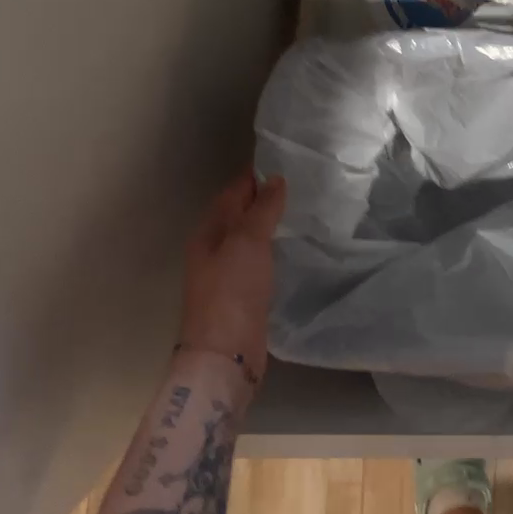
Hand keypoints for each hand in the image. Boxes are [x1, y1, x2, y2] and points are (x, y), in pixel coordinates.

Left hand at [178, 171, 286, 385]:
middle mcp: (214, 249)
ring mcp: (228, 273)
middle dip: (265, 196)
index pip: (232, 192)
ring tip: (304, 209)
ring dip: (271, 222)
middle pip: (240, 213)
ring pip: (251, 236)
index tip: (287, 160)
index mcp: (208, 232)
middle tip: (303, 182)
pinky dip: (275, 247)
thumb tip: (275, 179)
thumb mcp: (248, 241)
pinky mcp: (244, 294)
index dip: (255, 175)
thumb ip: (262, 208)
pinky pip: (260, 259)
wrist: (225, 354)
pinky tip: (295, 246)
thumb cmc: (232, 291)